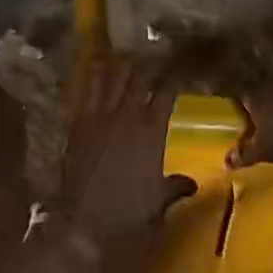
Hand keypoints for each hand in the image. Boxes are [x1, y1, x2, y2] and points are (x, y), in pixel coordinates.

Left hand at [58, 58, 195, 249]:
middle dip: (146, 64)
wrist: (85, 220)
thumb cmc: (128, 212)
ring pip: (112, 79)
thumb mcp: (158, 200)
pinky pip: (86, 91)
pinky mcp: (79, 121)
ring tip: (125, 52)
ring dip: (120, 65)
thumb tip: (192, 183)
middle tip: (151, 53)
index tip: (176, 69)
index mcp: (152, 130)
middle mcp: (127, 115)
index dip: (172, 79)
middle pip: (138, 79)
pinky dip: (92, 75)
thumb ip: (175, 186)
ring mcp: (100, 115)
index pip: (165, 94)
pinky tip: (94, 63)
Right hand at [227, 83, 272, 168]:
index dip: (240, 114)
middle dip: (262, 111)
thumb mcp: (263, 152)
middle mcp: (271, 85)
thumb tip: (225, 162)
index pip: (239, 101)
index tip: (244, 128)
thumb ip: (243, 155)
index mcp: (253, 96)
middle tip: (266, 131)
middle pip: (261, 97)